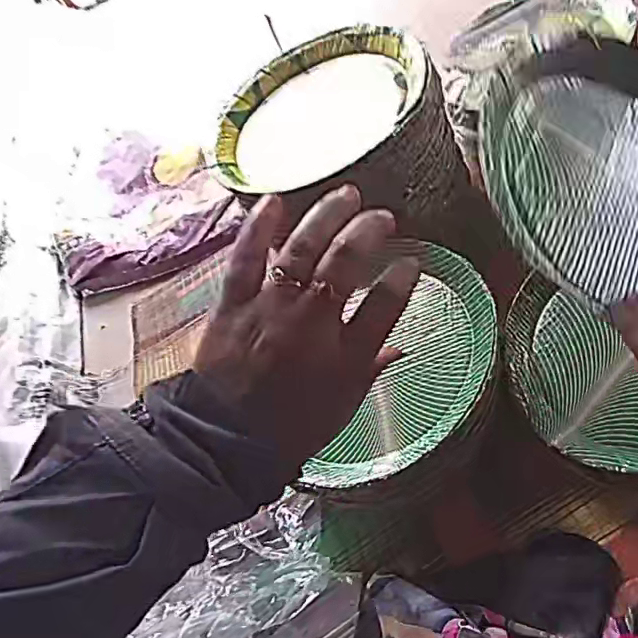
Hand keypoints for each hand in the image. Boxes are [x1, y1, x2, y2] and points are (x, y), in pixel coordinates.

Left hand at [192, 186, 419, 475]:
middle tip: (384, 218)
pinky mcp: (234, 304)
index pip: (385, 306)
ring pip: (303, 251)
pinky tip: (275, 201)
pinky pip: (247, 259)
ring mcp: (271, 309)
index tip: (413, 262)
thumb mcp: (345, 404)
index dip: (403, 279)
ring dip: (327, 217)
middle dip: (370, 234)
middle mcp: (312, 325)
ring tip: (347, 195)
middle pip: (347, 266)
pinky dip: (260, 228)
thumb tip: (399, 348)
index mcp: (346, 355)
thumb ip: (372, 368)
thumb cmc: (291, 428)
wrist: (223, 442)